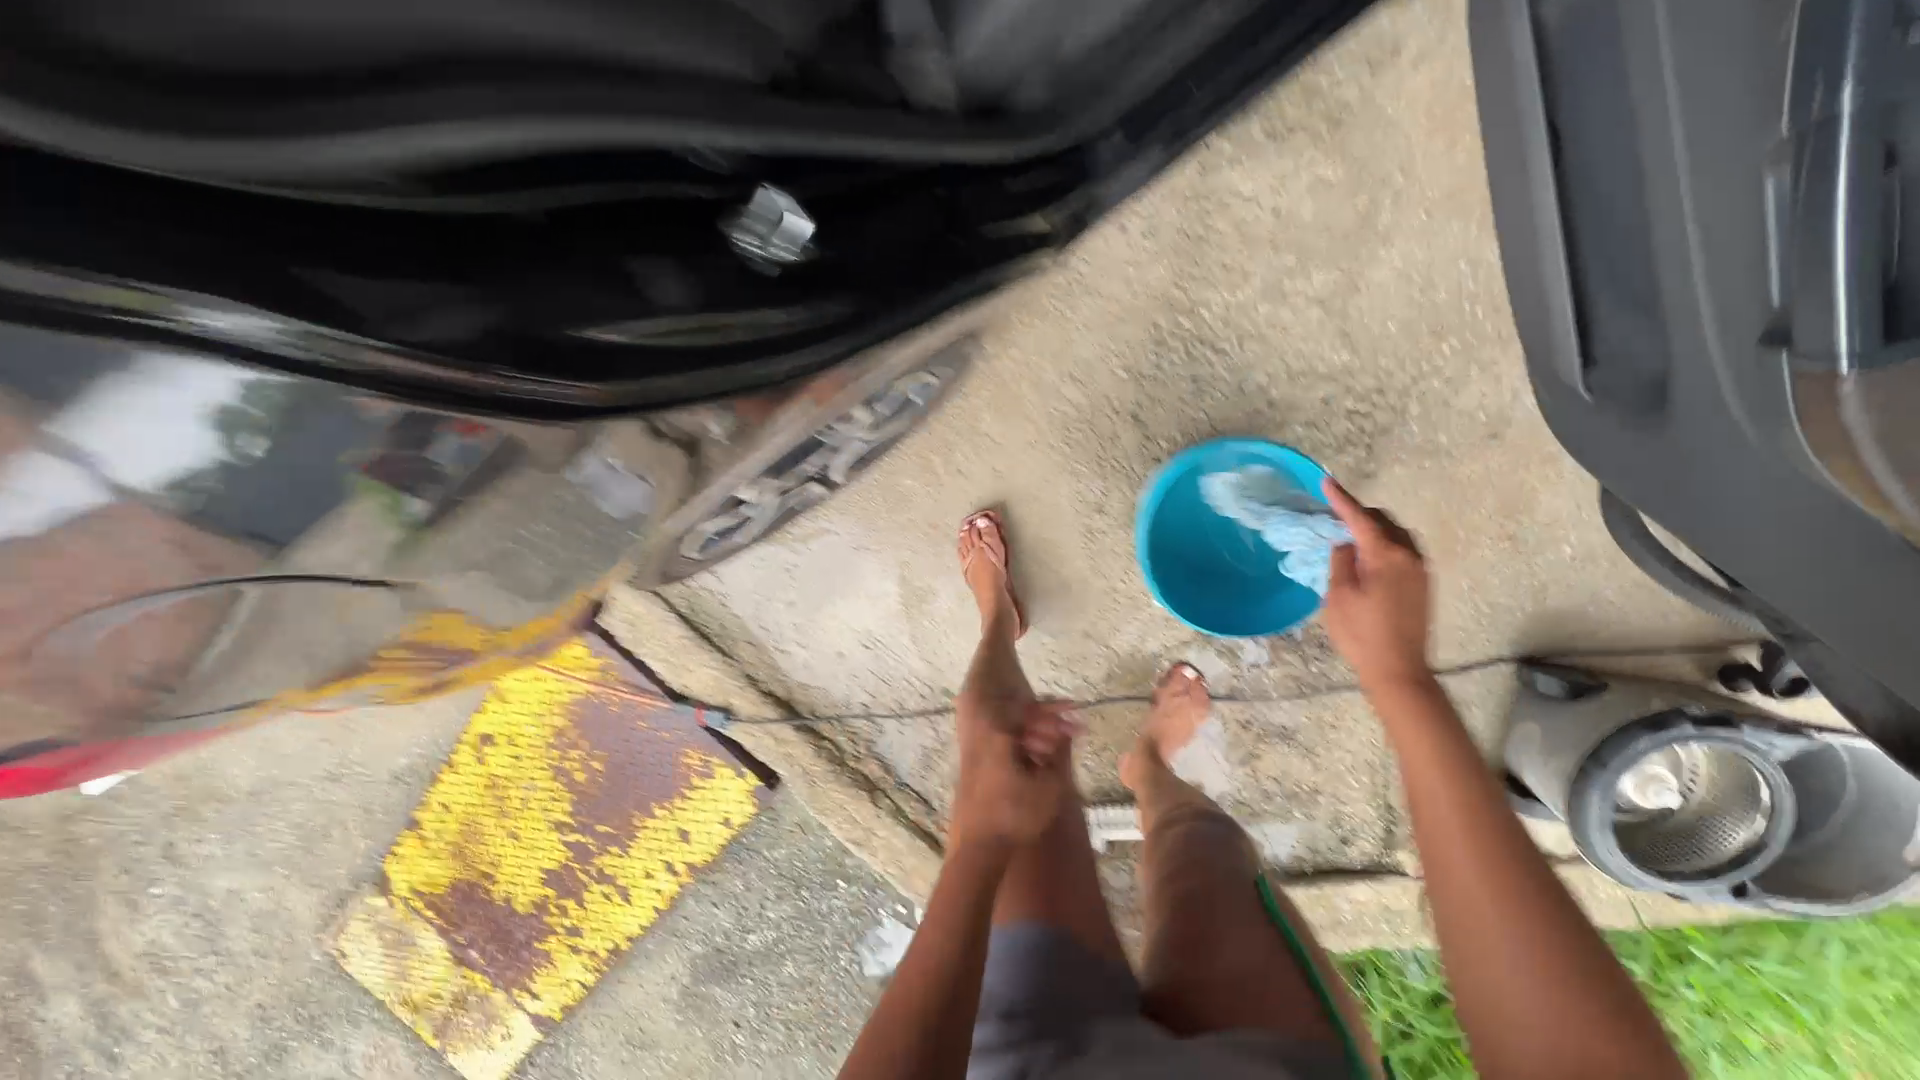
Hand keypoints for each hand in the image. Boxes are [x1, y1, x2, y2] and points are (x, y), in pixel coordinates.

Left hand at [949, 695, 1081, 851]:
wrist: (979, 846)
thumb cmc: (1016, 814)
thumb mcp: (1051, 785)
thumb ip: (1061, 752)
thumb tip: (1066, 730)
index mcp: (998, 732)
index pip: (1029, 707)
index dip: (1056, 708)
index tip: (1076, 711)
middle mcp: (984, 734)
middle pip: (1019, 716)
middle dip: (1049, 721)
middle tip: (1073, 732)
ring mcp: (976, 750)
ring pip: (1011, 731)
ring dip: (1037, 735)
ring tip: (1058, 749)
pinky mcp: (975, 766)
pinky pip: (1002, 745)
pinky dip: (1022, 747)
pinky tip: (1039, 761)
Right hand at [1321, 477, 1433, 691]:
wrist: (1399, 670)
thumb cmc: (1361, 633)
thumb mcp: (1338, 596)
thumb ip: (1341, 561)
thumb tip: (1346, 543)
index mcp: (1385, 555)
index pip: (1359, 518)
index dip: (1341, 500)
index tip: (1326, 481)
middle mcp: (1410, 556)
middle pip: (1383, 522)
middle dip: (1359, 517)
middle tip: (1334, 522)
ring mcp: (1421, 570)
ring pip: (1396, 536)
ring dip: (1374, 533)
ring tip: (1351, 544)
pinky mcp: (1424, 585)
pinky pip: (1403, 553)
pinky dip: (1384, 548)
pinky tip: (1369, 564)